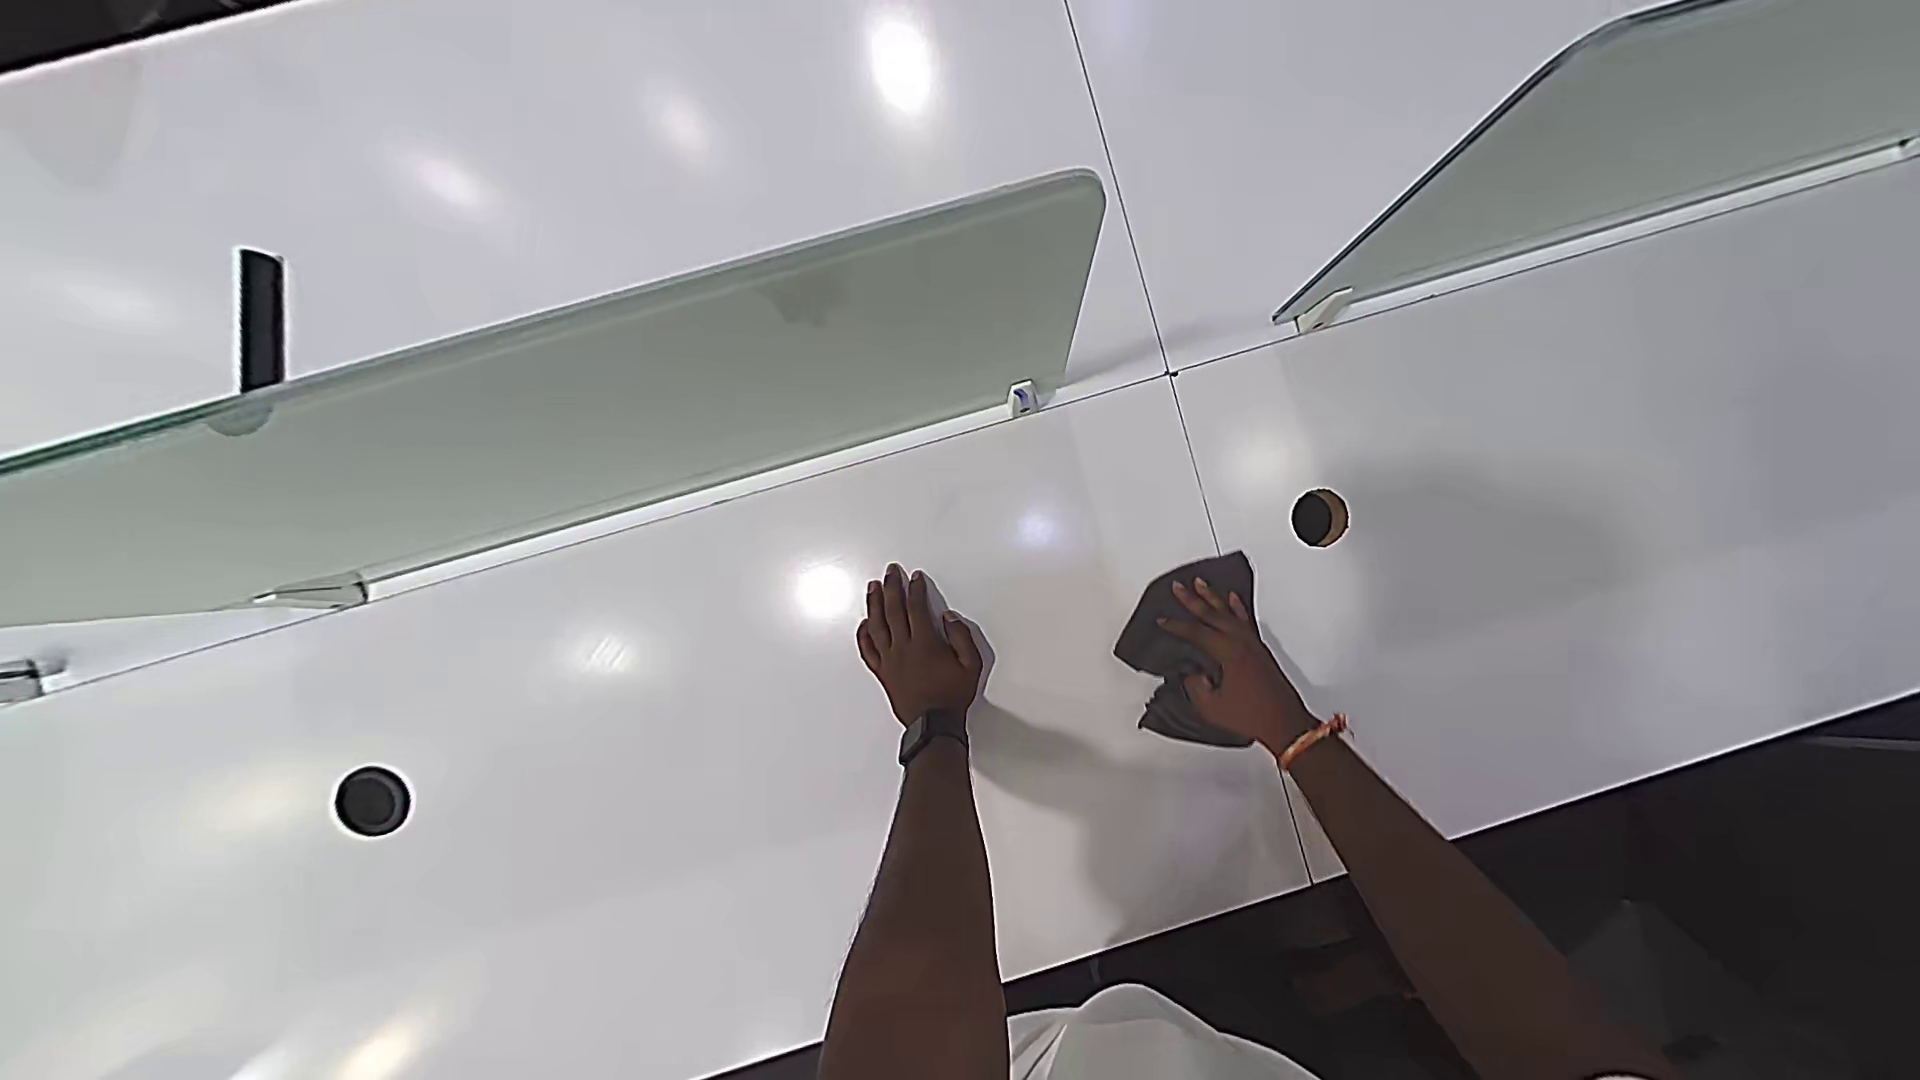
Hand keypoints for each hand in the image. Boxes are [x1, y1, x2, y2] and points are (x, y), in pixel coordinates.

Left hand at [857, 564, 983, 725]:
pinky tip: (863, 623)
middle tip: (890, 571)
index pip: (916, 608)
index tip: (915, 577)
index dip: (915, 589)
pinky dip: (863, 634)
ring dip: (874, 603)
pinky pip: (868, 649)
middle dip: (892, 587)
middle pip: (893, 610)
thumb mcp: (971, 664)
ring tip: (873, 587)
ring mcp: (889, 660)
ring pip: (877, 625)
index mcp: (924, 643)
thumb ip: (961, 637)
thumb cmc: (951, 696)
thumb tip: (949, 618)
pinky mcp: (883, 672)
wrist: (933, 724)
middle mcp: (903, 648)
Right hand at [1160, 577, 1316, 752]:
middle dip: (1192, 599)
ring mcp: (1252, 644)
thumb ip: (1196, 686)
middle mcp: (1241, 643)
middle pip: (1212, 614)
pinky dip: (1237, 607)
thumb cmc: (1252, 716)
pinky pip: (1245, 620)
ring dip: (1213, 597)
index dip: (1176, 625)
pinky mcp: (1259, 650)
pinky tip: (1233, 599)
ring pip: (1228, 612)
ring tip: (1201, 583)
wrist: (1286, 725)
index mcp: (1229, 653)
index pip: (1196, 632)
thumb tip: (1193, 674)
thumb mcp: (1210, 706)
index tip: (1162, 620)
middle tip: (1178, 586)